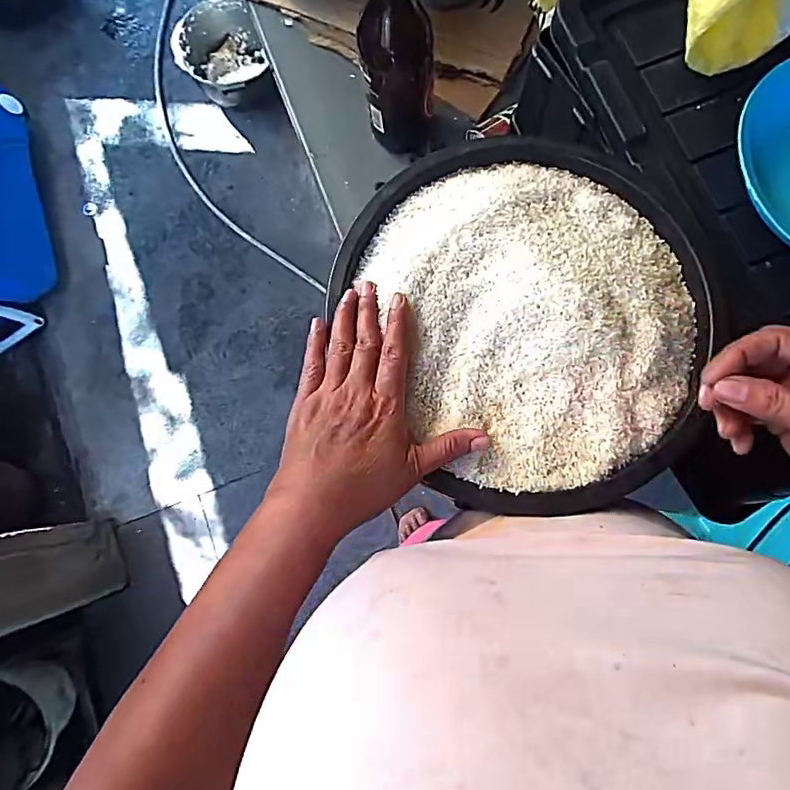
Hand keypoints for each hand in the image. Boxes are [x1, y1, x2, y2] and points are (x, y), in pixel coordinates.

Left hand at [267, 283, 486, 544]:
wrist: (309, 505)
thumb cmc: (361, 490)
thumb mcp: (412, 470)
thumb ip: (448, 448)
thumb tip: (484, 438)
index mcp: (384, 407)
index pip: (393, 355)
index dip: (397, 325)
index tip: (399, 300)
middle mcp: (356, 394)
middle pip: (364, 343)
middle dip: (368, 310)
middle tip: (371, 283)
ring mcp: (327, 396)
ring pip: (337, 348)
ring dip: (343, 318)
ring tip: (349, 293)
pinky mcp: (305, 404)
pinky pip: (311, 366)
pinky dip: (314, 343)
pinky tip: (317, 324)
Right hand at [698, 326, 789, 526]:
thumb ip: (776, 403)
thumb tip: (730, 386)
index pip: (779, 341)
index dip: (741, 354)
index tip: (716, 376)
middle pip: (761, 363)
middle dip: (732, 382)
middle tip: (711, 402)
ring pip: (753, 390)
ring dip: (733, 408)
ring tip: (728, 430)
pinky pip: (756, 415)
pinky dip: (742, 426)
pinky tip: (740, 440)